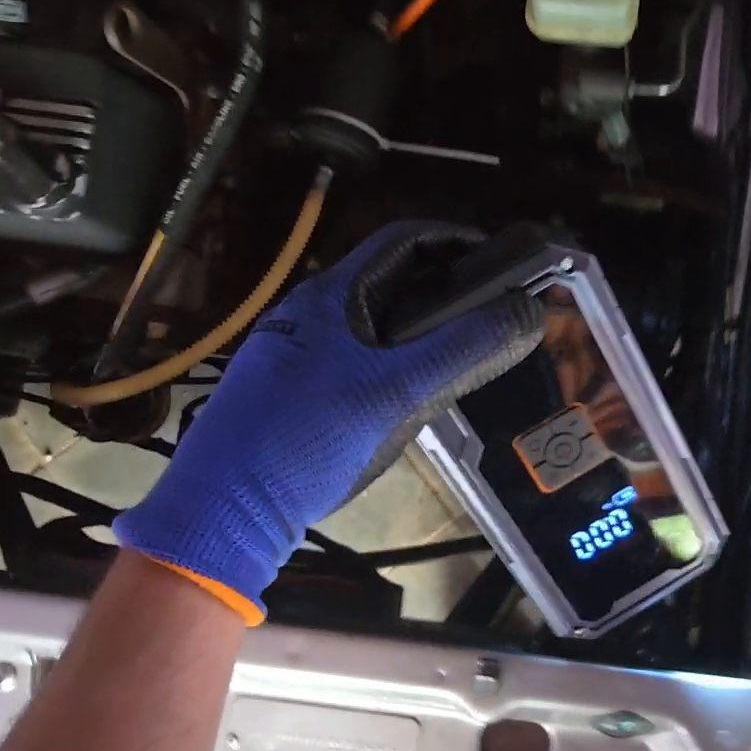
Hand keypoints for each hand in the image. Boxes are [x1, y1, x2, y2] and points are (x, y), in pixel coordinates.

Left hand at [114, 222, 542, 622]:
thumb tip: (528, 311)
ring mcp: (294, 351)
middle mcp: (308, 312)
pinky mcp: (289, 388)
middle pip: (388, 281)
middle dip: (442, 291)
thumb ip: (463, 350)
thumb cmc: (307, 439)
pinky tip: (406, 396)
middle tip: (487, 316)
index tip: (499, 261)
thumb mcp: (394, 393)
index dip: (455, 241)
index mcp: (329, 297)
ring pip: (370, 323)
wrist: (222, 510)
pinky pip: (352, 357)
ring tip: (458, 356)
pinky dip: (390, 361)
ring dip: (417, 329)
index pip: (402, 240)